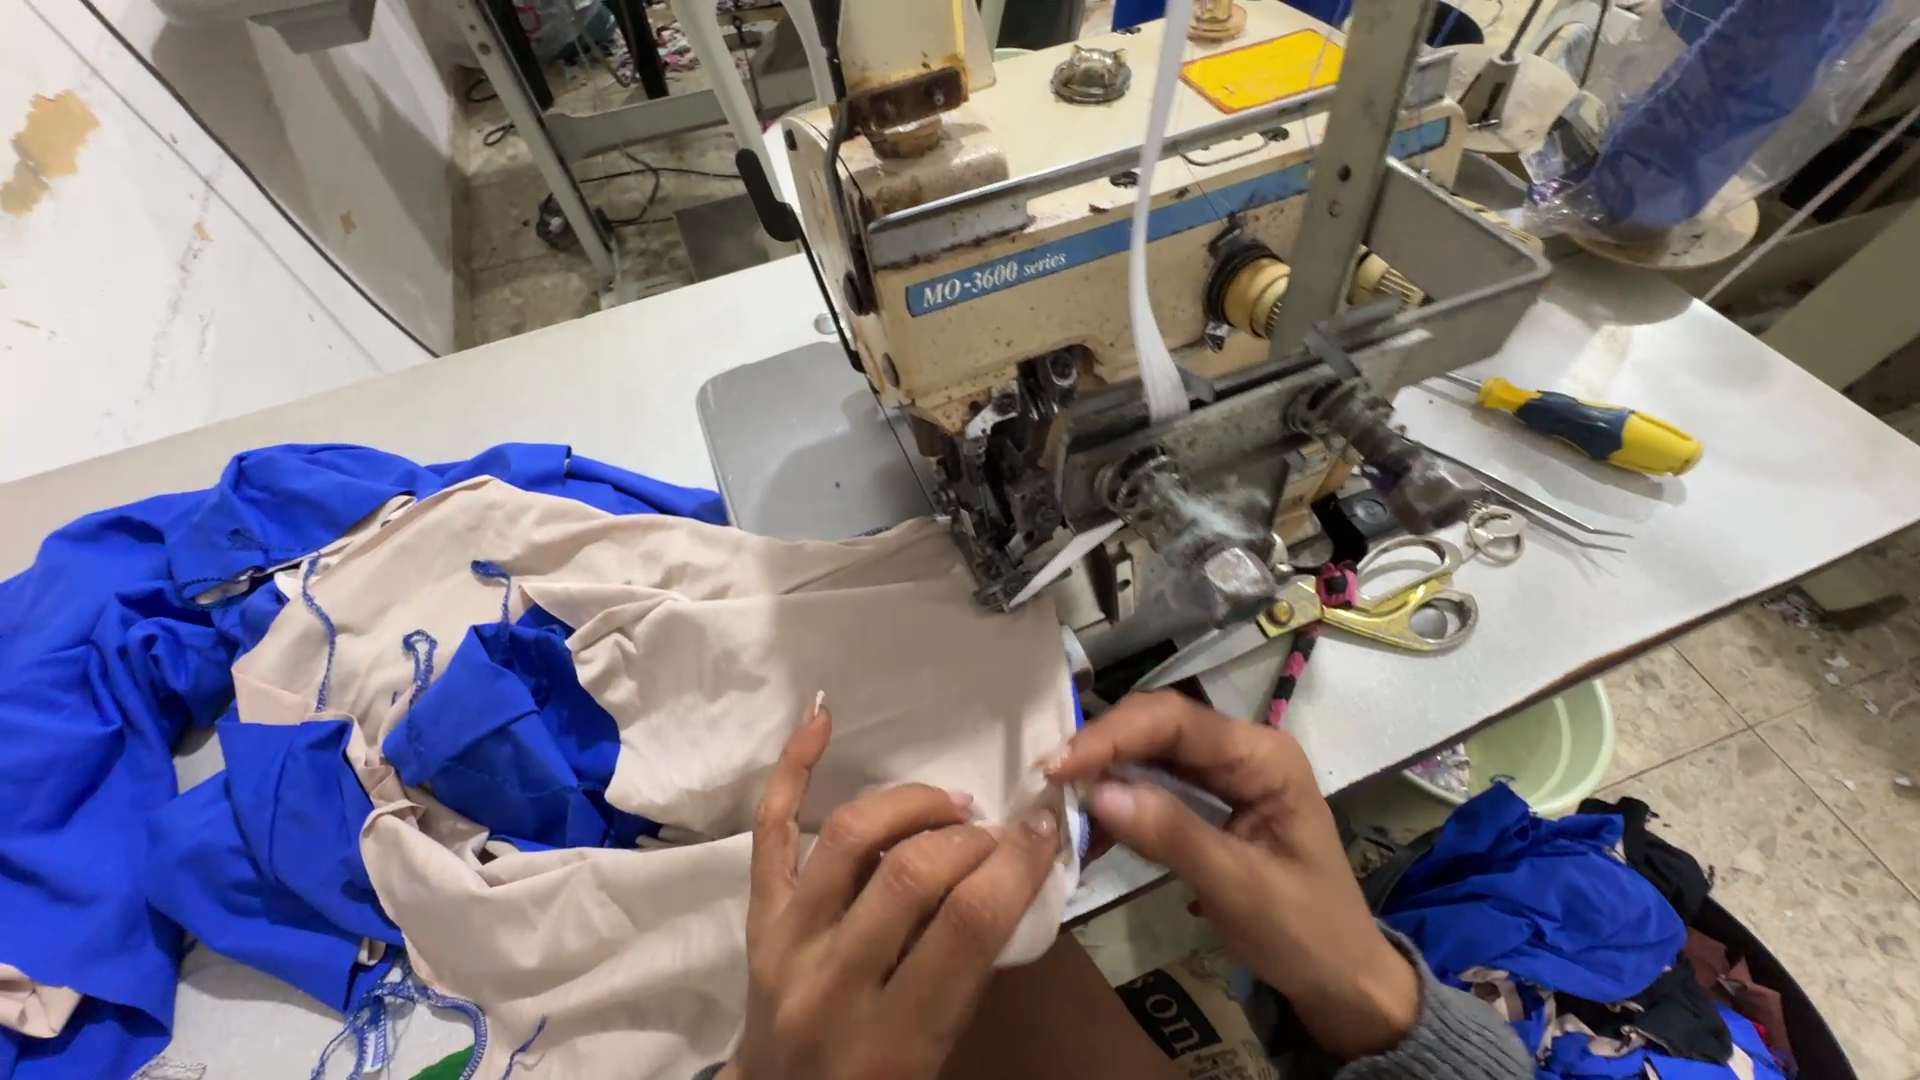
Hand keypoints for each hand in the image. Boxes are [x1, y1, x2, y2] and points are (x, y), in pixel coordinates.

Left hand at [723, 700, 1062, 1079]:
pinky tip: (821, 718)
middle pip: (909, 873)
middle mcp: (830, 981)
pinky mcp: (758, 913)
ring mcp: (785, 939)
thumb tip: (1014, 863)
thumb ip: (972, 962)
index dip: (1015, 864)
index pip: (966, 926)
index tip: (1041, 829)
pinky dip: (793, 769)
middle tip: (992, 832)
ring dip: (911, 804)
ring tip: (948, 805)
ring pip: (849, 837)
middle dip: (967, 838)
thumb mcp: (941, 1048)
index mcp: (892, 1036)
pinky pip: (770, 830)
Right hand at [1044, 691, 1420, 1061]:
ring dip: (1104, 774)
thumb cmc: (1305, 933)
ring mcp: (1222, 772)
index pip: (1176, 722)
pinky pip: (1151, 783)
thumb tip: (1097, 793)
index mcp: (1263, 755)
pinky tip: (1088, 827)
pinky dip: (1117, 801)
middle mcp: (1240, 749)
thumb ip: (1172, 834)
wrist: (1341, 980)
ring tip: (1060, 803)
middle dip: (1103, 748)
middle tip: (1049, 779)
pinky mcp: (1206, 797)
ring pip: (1148, 752)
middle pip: (1157, 726)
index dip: (1113, 735)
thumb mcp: (1240, 888)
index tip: (1061, 765)